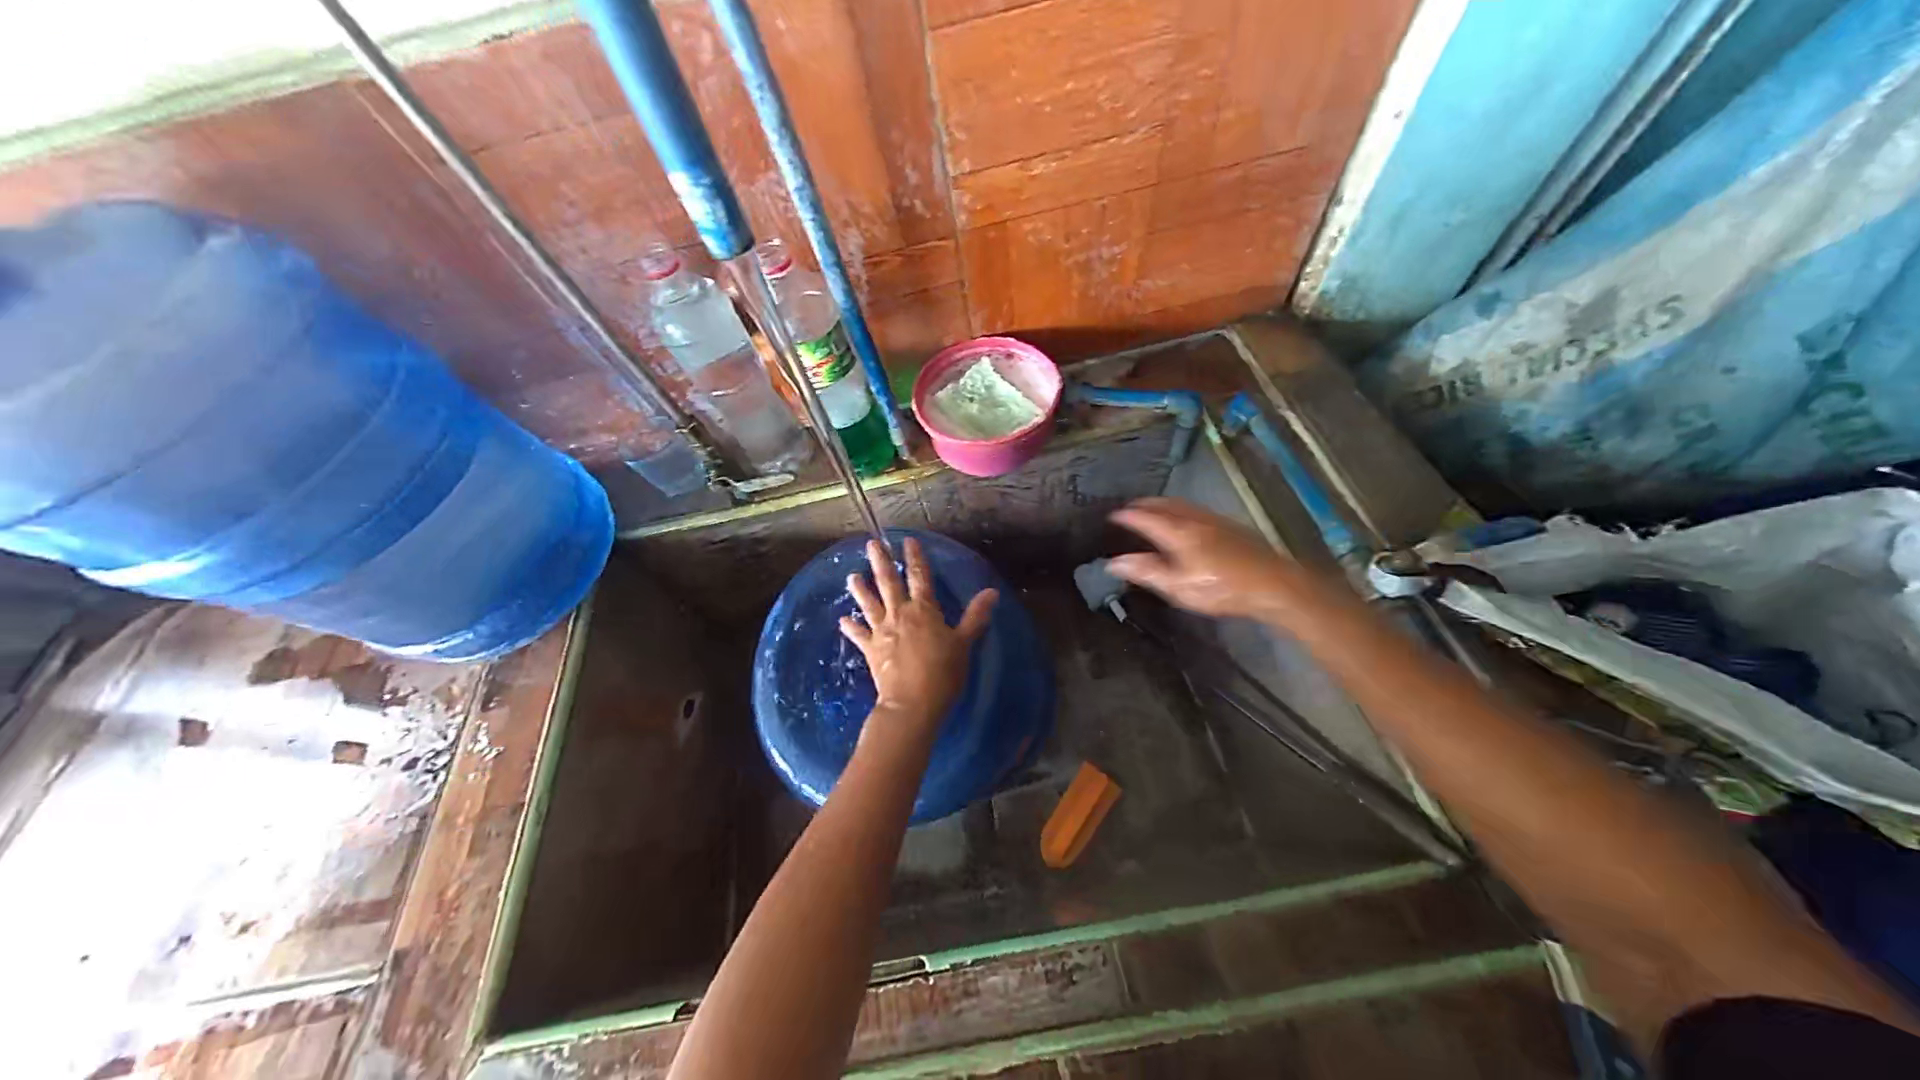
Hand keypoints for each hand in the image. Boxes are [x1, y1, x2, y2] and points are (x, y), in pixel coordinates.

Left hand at [840, 537, 997, 718]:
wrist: (912, 703)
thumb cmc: (943, 673)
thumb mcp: (964, 644)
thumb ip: (975, 616)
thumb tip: (992, 591)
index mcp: (924, 610)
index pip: (920, 577)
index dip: (915, 558)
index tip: (908, 540)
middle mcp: (900, 615)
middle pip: (889, 583)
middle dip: (881, 562)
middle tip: (871, 544)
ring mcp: (882, 632)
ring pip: (869, 604)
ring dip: (860, 589)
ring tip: (851, 576)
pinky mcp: (871, 650)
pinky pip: (859, 635)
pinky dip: (851, 627)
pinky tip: (842, 620)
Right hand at [1108, 497, 1305, 620]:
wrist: (1273, 584)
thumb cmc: (1222, 589)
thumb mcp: (1178, 587)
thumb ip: (1147, 572)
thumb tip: (1114, 562)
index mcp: (1179, 533)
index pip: (1146, 518)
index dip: (1127, 516)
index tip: (1113, 515)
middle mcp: (1195, 520)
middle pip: (1164, 505)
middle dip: (1144, 504)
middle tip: (1129, 508)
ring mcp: (1215, 520)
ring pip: (1182, 504)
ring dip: (1162, 504)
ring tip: (1151, 509)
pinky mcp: (1230, 526)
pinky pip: (1195, 509)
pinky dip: (1179, 509)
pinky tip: (1183, 519)